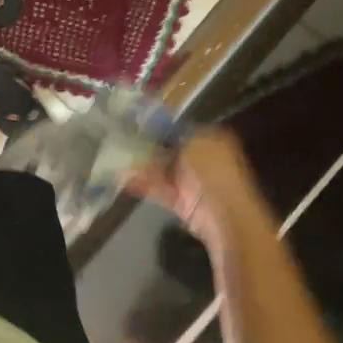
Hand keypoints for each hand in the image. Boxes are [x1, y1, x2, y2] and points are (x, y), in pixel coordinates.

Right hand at [128, 128, 274, 249]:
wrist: (225, 216)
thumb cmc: (213, 172)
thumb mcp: (193, 144)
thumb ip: (172, 139)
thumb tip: (155, 137)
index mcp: (212, 141)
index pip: (183, 130)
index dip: (161, 128)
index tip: (136, 126)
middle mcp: (204, 160)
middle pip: (170, 151)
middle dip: (148, 148)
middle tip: (122, 142)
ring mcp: (193, 182)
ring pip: (163, 171)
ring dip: (142, 167)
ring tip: (117, 159)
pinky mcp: (183, 202)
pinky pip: (161, 190)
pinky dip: (144, 184)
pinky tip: (123, 178)